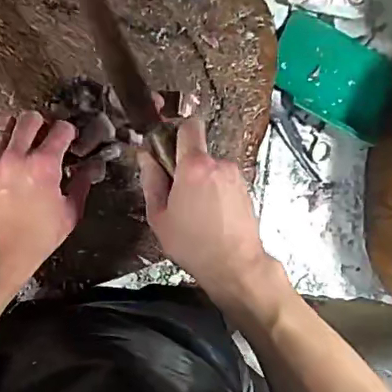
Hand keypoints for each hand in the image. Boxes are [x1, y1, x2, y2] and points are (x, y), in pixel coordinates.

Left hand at [0, 110, 100, 282]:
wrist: (3, 251)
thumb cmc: (39, 236)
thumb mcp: (70, 212)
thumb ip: (81, 184)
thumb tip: (90, 169)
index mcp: (44, 165)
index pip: (61, 129)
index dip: (69, 132)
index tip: (69, 139)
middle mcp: (17, 157)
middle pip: (30, 118)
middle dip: (42, 123)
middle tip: (46, 135)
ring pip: (4, 123)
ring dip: (17, 128)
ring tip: (23, 141)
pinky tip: (5, 154)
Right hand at [137, 115, 275, 301]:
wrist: (235, 265)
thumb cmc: (195, 245)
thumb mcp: (159, 217)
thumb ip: (151, 181)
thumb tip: (146, 157)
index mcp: (195, 166)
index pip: (188, 126)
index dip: (175, 134)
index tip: (166, 151)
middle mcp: (219, 165)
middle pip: (197, 153)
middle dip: (184, 168)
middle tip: (175, 197)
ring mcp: (235, 177)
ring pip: (210, 170)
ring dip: (200, 183)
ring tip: (194, 213)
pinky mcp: (245, 190)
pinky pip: (223, 183)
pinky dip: (215, 194)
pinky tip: (209, 218)